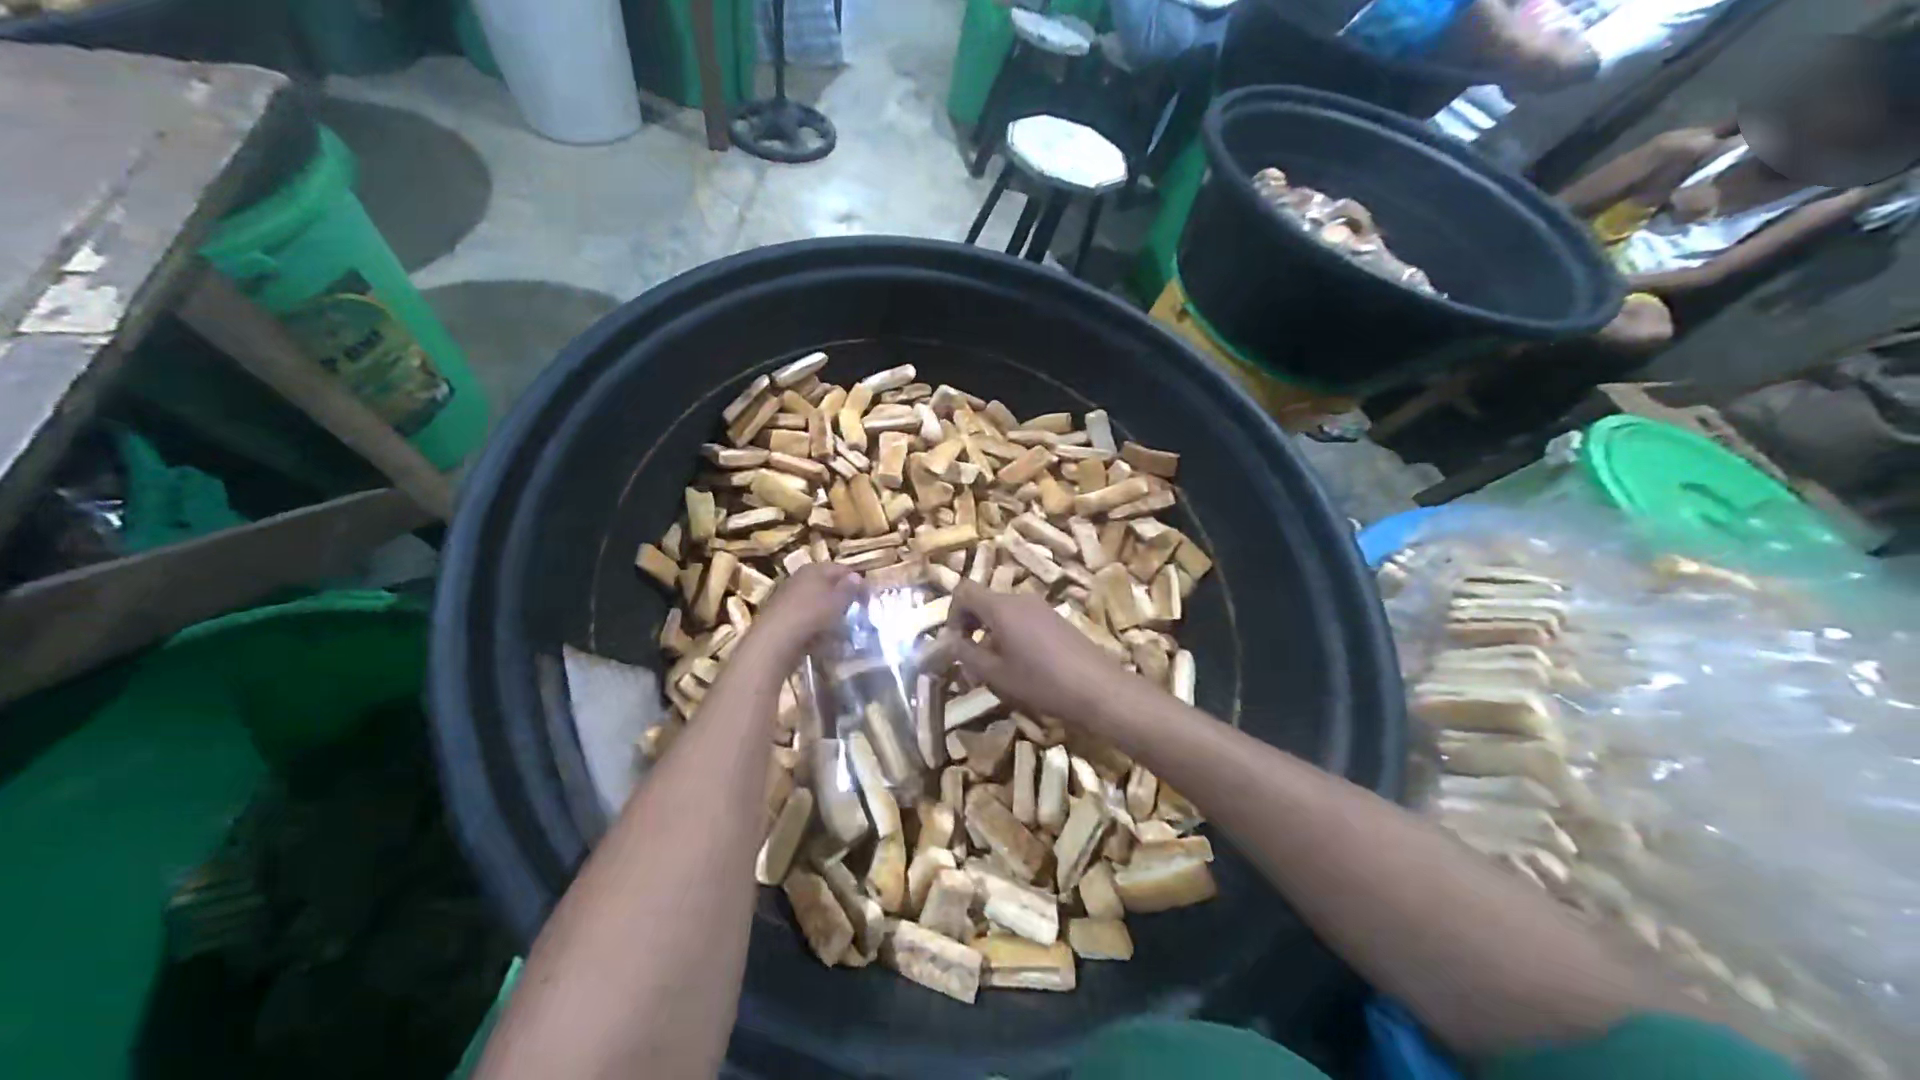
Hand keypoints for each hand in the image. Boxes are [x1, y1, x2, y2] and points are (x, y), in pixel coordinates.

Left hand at [736, 563, 862, 672]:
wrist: (775, 639)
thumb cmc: (812, 614)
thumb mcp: (838, 601)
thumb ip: (849, 588)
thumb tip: (856, 576)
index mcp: (815, 569)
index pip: (843, 569)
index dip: (858, 583)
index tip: (869, 600)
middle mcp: (800, 578)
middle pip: (828, 585)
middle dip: (843, 599)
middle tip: (856, 613)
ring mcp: (789, 597)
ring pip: (817, 602)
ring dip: (830, 614)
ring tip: (841, 630)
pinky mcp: (782, 616)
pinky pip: (806, 617)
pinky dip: (816, 626)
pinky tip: (822, 639)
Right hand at [948, 581, 1160, 729]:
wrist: (1097, 688)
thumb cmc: (1040, 682)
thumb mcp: (995, 673)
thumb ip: (966, 654)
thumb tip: (948, 641)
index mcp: (1001, 607)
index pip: (964, 591)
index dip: (952, 614)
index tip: (955, 643)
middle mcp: (1020, 599)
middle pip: (984, 601)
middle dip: (971, 627)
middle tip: (971, 661)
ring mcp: (1041, 607)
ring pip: (1003, 612)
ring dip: (991, 634)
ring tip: (995, 669)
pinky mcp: (1055, 619)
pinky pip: (1022, 619)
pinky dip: (1011, 636)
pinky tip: (1021, 666)